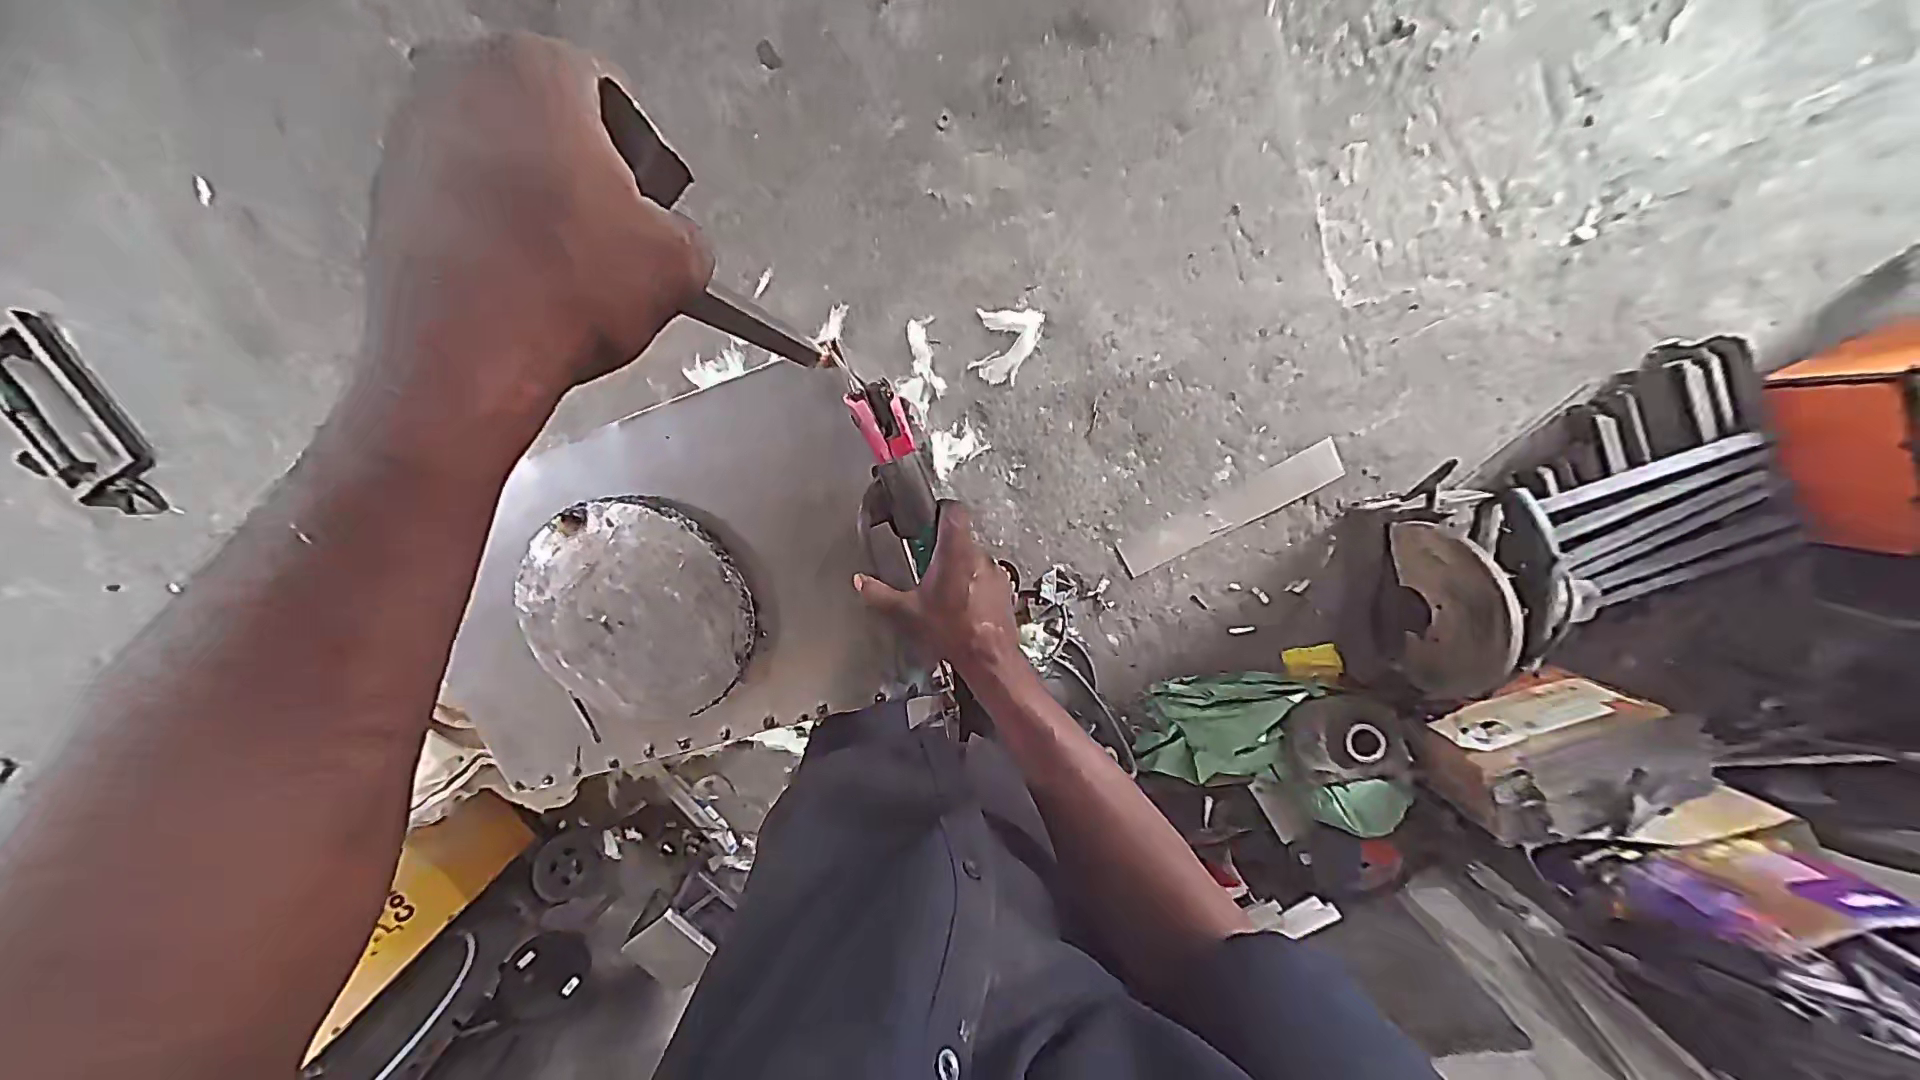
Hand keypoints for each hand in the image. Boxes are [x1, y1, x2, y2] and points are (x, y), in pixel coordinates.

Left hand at [363, 33, 712, 415]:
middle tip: (620, 235)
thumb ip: (692, 236)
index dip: (647, 158)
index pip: (612, 94)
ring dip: (551, 208)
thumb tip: (681, 243)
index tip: (653, 198)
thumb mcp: (678, 263)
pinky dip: (508, 234)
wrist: (471, 354)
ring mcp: (413, 135)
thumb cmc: (557, 293)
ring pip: (511, 162)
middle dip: (595, 179)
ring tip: (578, 268)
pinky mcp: (394, 193)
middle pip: (555, 124)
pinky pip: (473, 203)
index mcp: (534, 72)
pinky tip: (535, 280)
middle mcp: (457, 82)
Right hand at [854, 503, 1021, 677]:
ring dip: (960, 568)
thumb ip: (880, 593)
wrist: (987, 656)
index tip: (931, 517)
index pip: (954, 511)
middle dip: (945, 549)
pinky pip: (986, 578)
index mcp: (955, 552)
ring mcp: (995, 573)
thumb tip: (861, 583)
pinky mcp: (1004, 590)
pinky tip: (962, 605)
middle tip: (929, 566)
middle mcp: (979, 557)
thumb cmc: (953, 630)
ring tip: (945, 591)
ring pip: (974, 559)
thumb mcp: (908, 612)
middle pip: (961, 538)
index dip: (942, 509)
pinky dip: (974, 585)